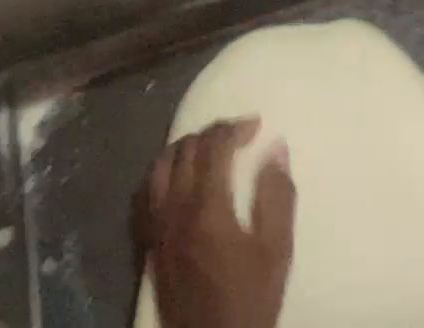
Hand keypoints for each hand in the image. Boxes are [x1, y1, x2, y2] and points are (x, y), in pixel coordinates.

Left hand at [141, 118, 296, 327]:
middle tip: (238, 133)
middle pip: (186, 150)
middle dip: (213, 132)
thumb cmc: (251, 297)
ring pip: (161, 165)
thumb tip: (276, 147)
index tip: (256, 125)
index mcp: (208, 207)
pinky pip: (146, 191)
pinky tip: (177, 174)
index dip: (235, 128)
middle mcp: (175, 208)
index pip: (214, 147)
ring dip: (185, 146)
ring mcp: (156, 224)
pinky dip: (162, 171)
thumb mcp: (277, 249)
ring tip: (208, 147)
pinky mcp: (147, 241)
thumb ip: (277, 194)